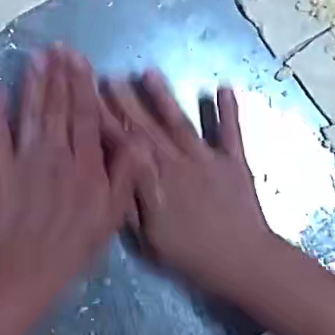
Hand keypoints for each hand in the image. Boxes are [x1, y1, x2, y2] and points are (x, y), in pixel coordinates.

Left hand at [0, 48, 132, 297]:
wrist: (29, 266)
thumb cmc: (75, 243)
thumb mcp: (112, 215)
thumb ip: (125, 175)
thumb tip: (139, 140)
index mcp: (84, 163)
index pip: (85, 116)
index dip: (82, 85)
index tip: (80, 59)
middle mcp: (54, 152)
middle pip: (57, 107)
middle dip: (58, 75)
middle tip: (57, 47)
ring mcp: (24, 157)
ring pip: (30, 113)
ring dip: (32, 84)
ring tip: (34, 58)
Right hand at [100, 71, 285, 300]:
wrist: (244, 263)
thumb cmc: (191, 255)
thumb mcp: (148, 237)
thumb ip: (130, 198)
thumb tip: (113, 163)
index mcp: (153, 180)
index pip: (123, 142)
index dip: (105, 118)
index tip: (90, 96)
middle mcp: (176, 162)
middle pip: (147, 126)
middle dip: (126, 100)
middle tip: (111, 76)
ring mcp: (206, 158)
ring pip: (180, 121)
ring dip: (164, 96)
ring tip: (149, 71)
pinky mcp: (234, 161)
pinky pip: (230, 132)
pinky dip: (228, 110)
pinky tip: (224, 86)